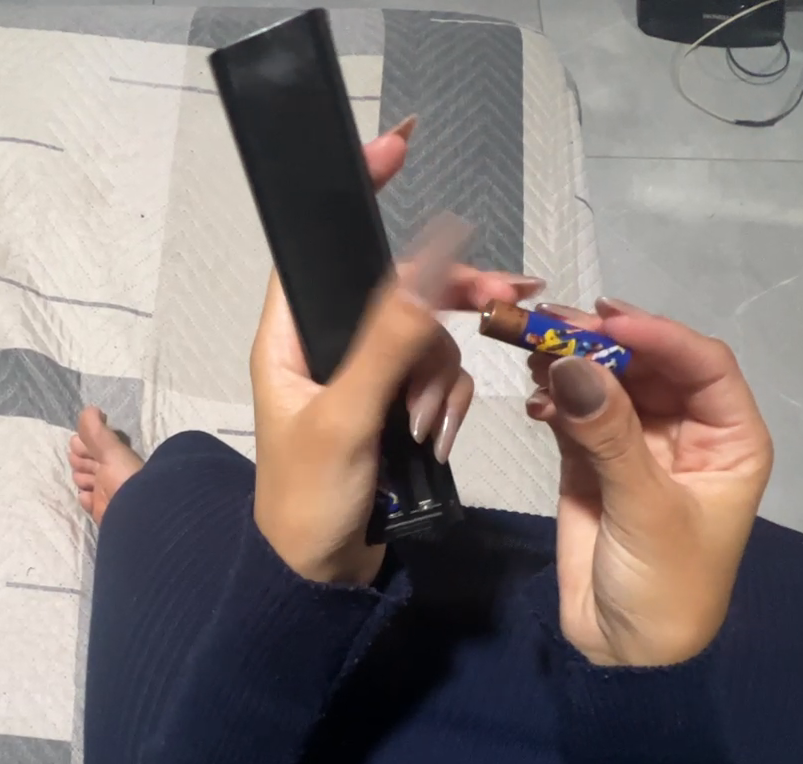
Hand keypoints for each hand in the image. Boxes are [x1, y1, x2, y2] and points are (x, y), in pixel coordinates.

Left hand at [249, 118, 542, 584]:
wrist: (320, 578)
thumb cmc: (308, 502)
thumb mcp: (344, 419)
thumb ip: (386, 338)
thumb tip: (430, 253)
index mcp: (291, 338)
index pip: (322, 248)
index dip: (358, 196)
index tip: (403, 147)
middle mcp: (327, 349)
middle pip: (399, 291)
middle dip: (448, 300)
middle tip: (511, 292)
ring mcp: (364, 381)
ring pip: (428, 341)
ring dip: (440, 383)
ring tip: (424, 431)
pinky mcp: (392, 411)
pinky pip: (436, 382)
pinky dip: (445, 406)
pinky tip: (434, 442)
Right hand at [525, 299, 772, 666]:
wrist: (623, 647)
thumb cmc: (664, 582)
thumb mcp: (645, 508)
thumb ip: (608, 435)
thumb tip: (568, 363)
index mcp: (729, 440)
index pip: (703, 367)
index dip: (659, 338)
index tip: (606, 320)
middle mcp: (686, 434)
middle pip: (648, 369)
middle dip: (604, 345)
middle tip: (553, 323)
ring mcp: (634, 447)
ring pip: (607, 388)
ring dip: (573, 367)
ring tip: (532, 352)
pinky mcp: (590, 464)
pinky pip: (574, 418)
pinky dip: (554, 403)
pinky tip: (534, 399)